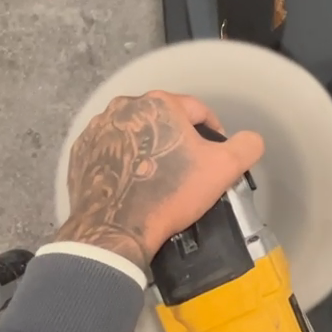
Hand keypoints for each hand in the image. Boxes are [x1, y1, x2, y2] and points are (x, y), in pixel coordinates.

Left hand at [55, 90, 263, 269]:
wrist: (114, 228)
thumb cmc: (170, 193)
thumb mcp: (224, 169)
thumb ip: (247, 146)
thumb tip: (250, 141)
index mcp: (160, 103)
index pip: (198, 110)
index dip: (213, 133)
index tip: (214, 157)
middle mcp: (125, 107)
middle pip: (164, 121)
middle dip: (178, 141)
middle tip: (186, 171)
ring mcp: (98, 128)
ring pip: (136, 134)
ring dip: (150, 149)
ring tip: (158, 179)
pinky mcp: (81, 152)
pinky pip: (112, 151)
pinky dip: (124, 162)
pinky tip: (133, 184)